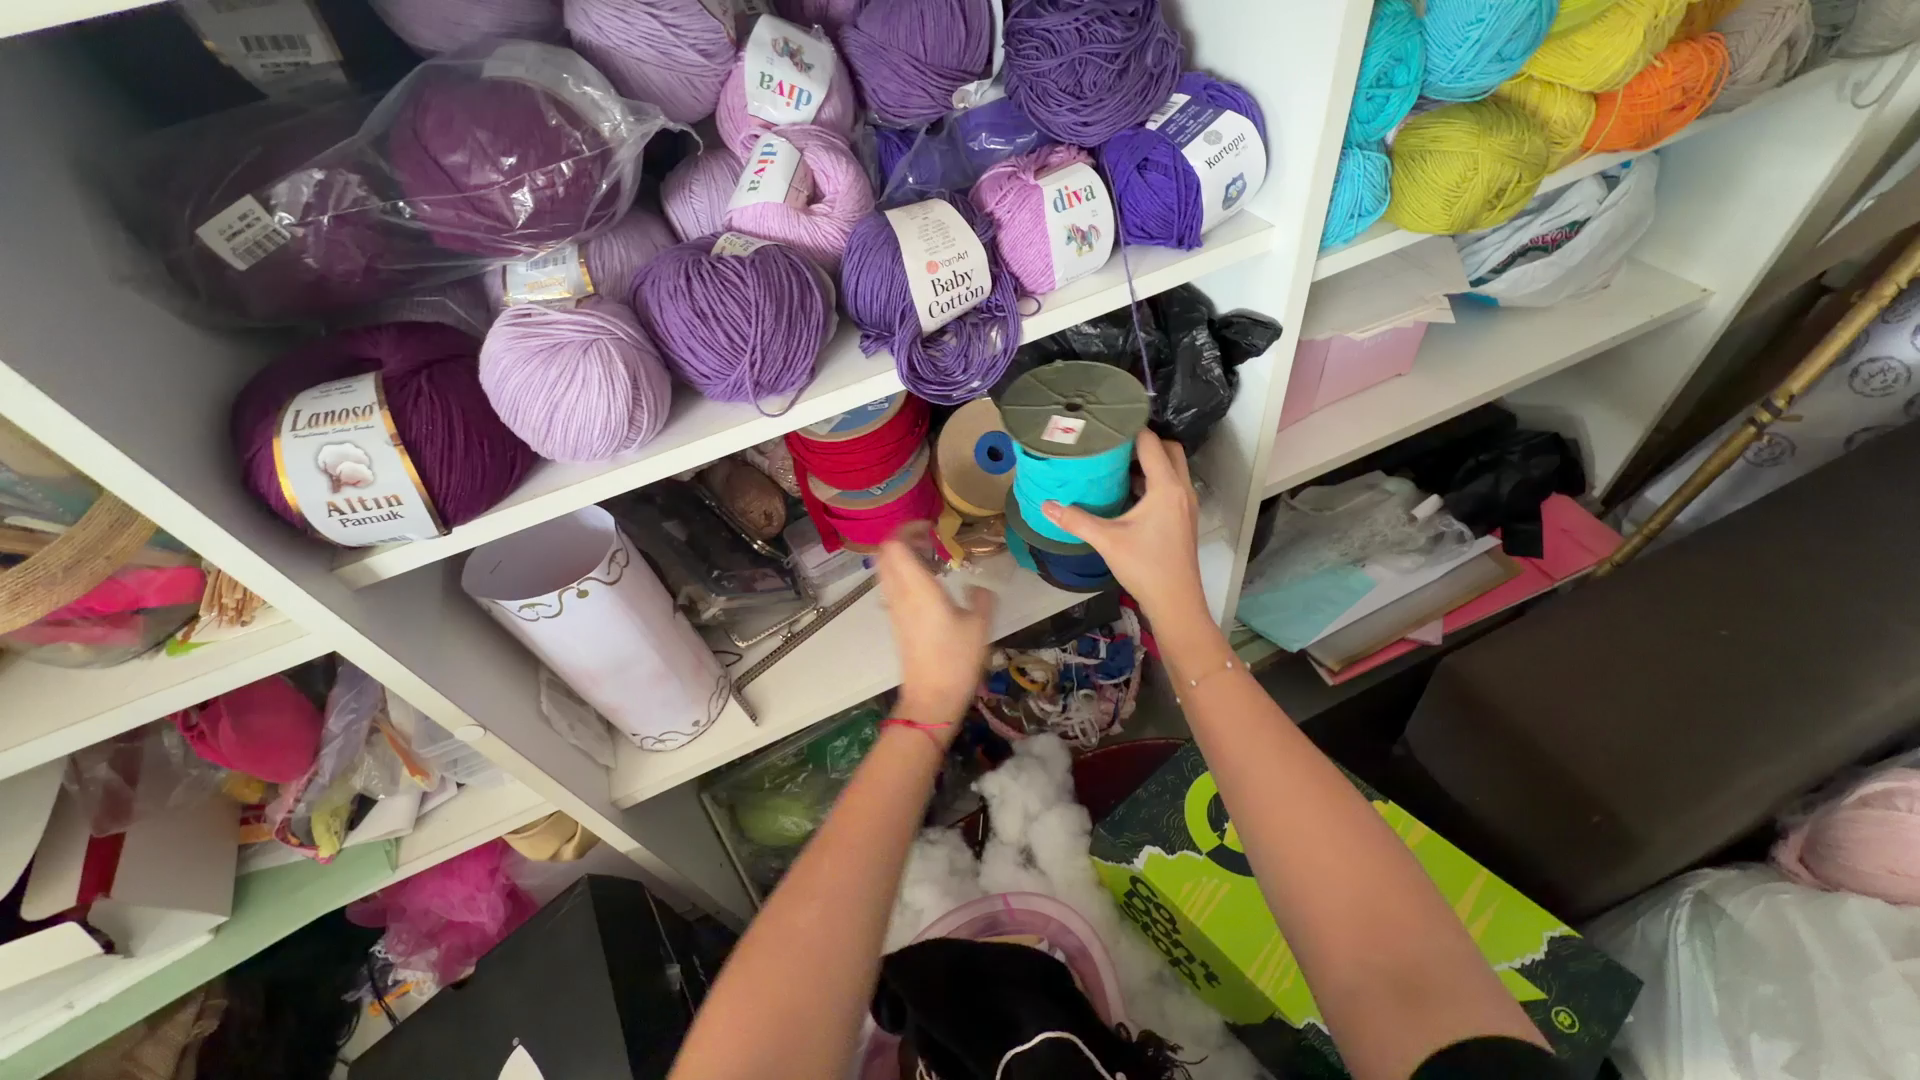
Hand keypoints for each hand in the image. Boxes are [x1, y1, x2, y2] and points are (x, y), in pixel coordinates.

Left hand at [875, 527, 995, 742]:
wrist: (931, 699)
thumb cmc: (956, 660)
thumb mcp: (979, 626)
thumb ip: (981, 599)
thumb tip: (979, 586)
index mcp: (917, 587)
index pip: (895, 544)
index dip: (908, 528)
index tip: (931, 528)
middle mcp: (900, 594)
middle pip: (884, 554)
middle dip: (903, 541)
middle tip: (930, 541)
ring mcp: (894, 610)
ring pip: (886, 571)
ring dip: (902, 559)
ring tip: (931, 562)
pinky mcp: (896, 624)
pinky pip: (891, 588)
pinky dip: (904, 578)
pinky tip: (929, 588)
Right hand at [1042, 430, 1206, 624]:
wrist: (1175, 600)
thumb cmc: (1145, 567)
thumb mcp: (1106, 540)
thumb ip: (1075, 520)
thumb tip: (1046, 506)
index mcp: (1166, 487)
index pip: (1151, 443)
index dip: (1131, 430)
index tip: (1107, 424)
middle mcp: (1181, 490)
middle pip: (1169, 450)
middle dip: (1145, 441)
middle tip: (1114, 442)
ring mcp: (1186, 504)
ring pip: (1173, 469)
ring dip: (1150, 461)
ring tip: (1117, 462)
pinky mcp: (1184, 518)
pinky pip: (1171, 486)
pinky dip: (1154, 480)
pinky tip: (1128, 491)